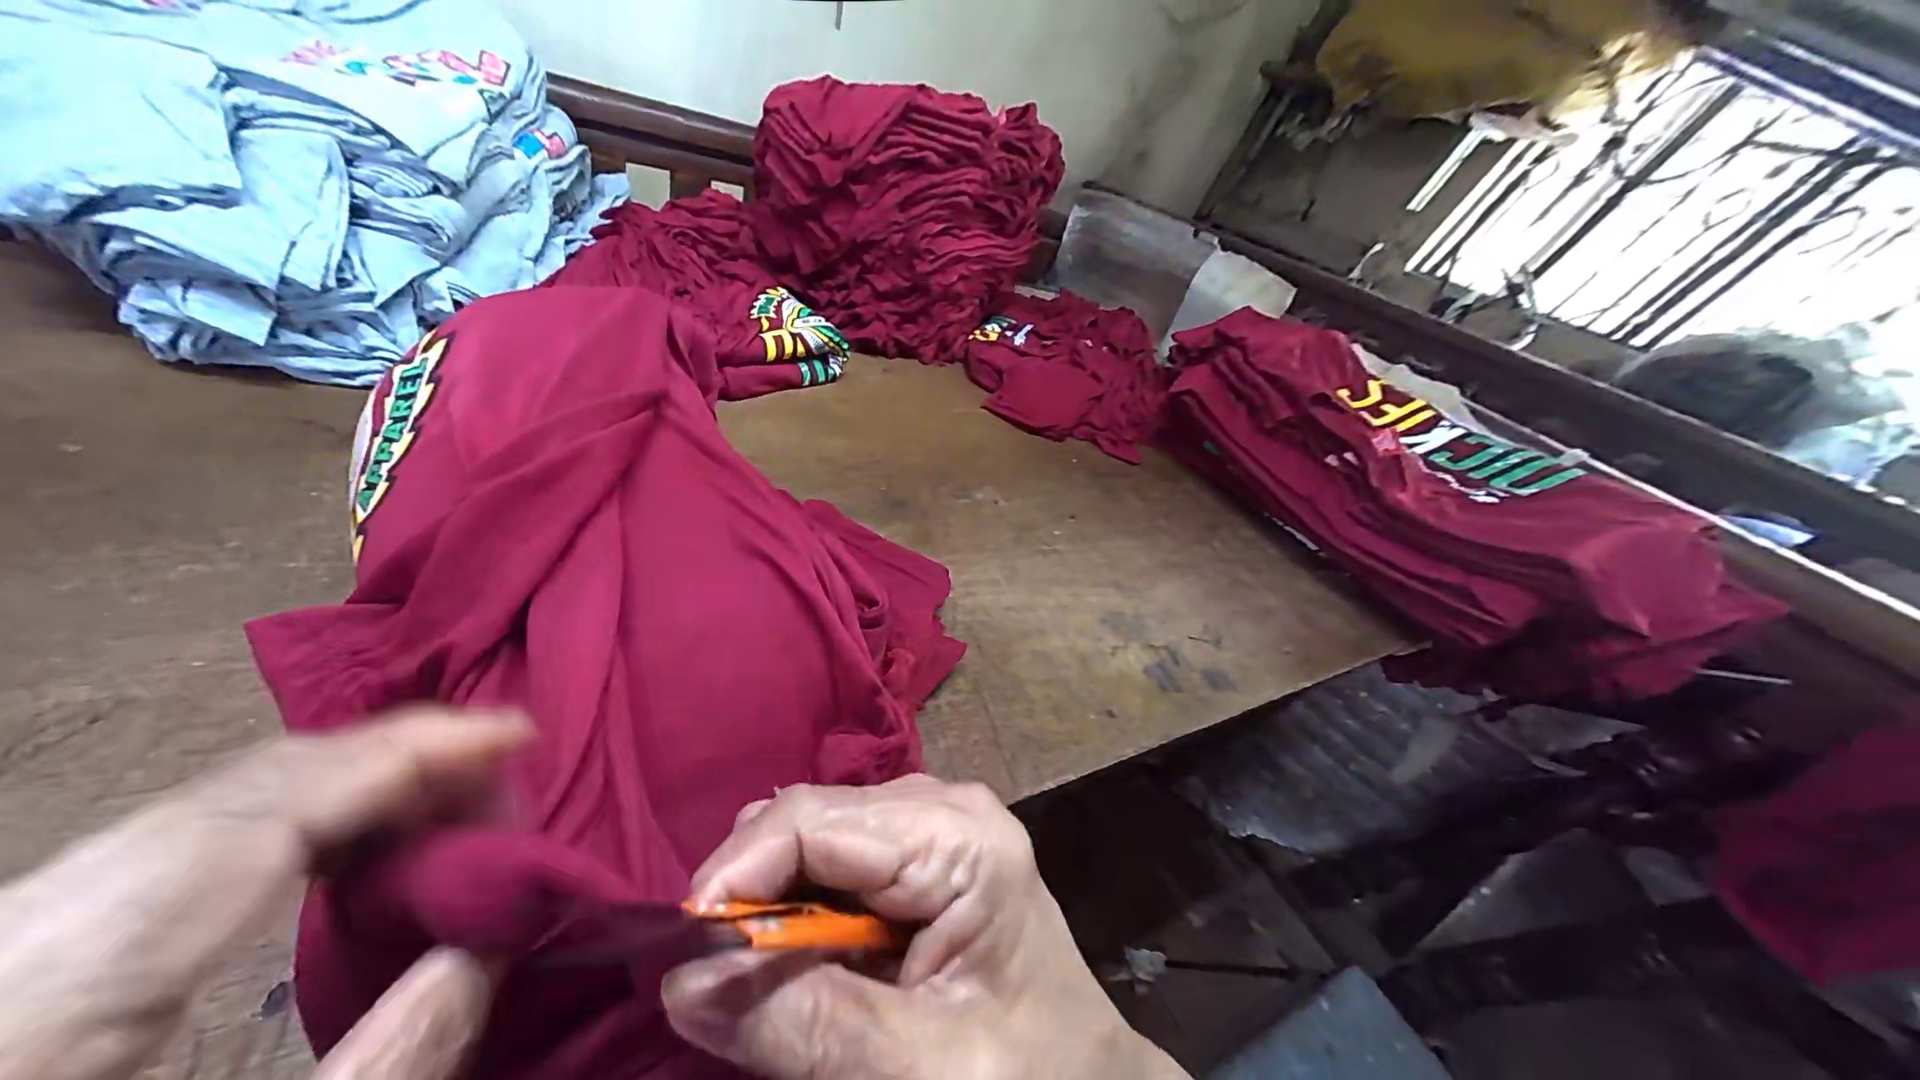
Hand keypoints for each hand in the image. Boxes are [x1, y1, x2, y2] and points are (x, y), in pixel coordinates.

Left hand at [0, 708, 531, 1079]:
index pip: (272, 806)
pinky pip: (210, 828)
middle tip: (502, 789)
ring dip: (369, 784)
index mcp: (56, 988)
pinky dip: (319, 813)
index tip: (513, 735)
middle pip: (257, 781)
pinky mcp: (42, 931)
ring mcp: (27, 921)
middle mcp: (28, 927)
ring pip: (235, 794)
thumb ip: (387, 1065)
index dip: (409, 753)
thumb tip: (488, 946)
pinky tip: (368, 844)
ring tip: (458, 809)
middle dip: (406, 761)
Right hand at [661, 776, 1190, 1079]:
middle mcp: (942, 807)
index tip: (682, 948)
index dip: (739, 872)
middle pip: (812, 819)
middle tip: (713, 973)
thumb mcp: (918, 1066)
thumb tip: (684, 978)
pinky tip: (807, 957)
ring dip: (773, 902)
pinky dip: (802, 908)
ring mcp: (932, 824)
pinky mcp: (920, 854)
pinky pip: (836, 862)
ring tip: (763, 975)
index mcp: (958, 837)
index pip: (817, 819)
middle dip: (752, 889)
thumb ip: (804, 1021)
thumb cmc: (1023, 1077)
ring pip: (816, 837)